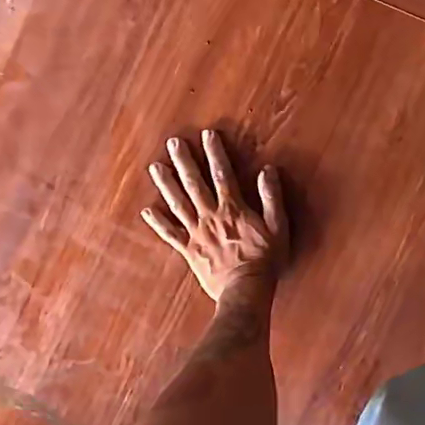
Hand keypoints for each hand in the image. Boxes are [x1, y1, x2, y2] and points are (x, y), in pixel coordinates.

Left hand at [142, 130, 287, 301]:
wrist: (245, 290)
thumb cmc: (265, 258)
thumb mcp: (278, 226)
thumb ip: (271, 197)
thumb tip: (267, 170)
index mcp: (233, 208)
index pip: (222, 174)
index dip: (215, 153)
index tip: (207, 134)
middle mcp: (211, 216)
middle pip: (194, 184)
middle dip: (184, 161)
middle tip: (173, 142)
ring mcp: (197, 233)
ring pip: (178, 204)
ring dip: (166, 184)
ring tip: (155, 166)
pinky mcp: (189, 251)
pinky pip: (170, 235)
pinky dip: (158, 223)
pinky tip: (147, 211)